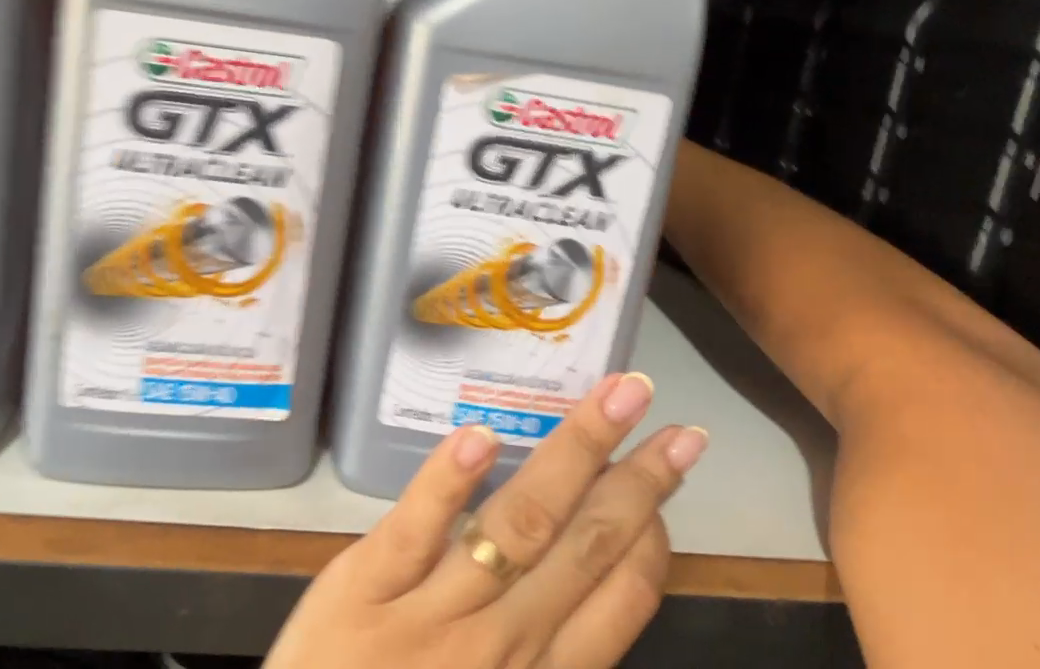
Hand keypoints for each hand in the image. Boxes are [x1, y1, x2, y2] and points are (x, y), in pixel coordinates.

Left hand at [266, 373, 706, 668]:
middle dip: (637, 482)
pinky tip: (484, 435)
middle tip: (676, 423)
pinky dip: (449, 482)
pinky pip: (414, 528)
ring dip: (573, 453)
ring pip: (517, 522)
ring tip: (616, 397)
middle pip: (581, 547)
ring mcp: (430, 609)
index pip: (618, 599)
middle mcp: (500, 641)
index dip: (650, 535)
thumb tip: (589, 588)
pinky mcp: (363, 585)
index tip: (666, 482)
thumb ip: (541, 654)